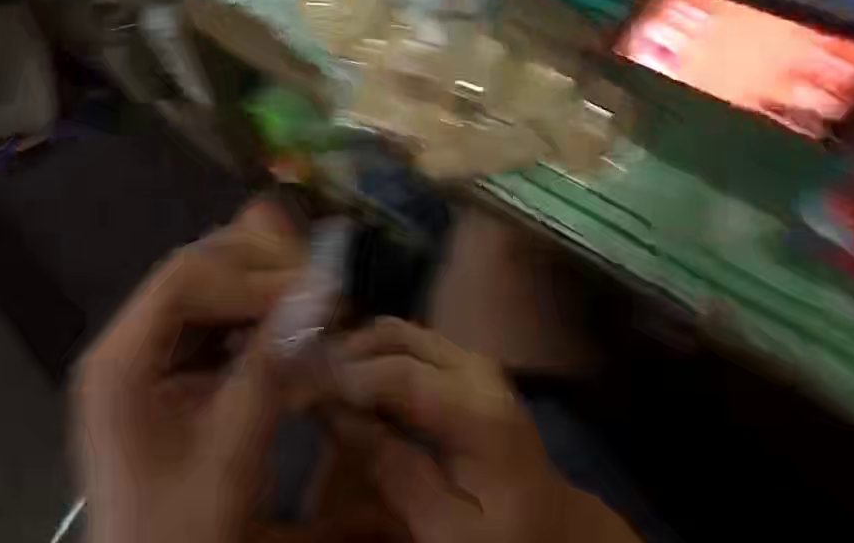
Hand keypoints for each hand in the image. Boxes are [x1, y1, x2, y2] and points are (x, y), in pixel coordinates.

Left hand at [72, 201, 305, 542]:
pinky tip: (284, 319)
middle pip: (191, 271)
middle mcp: (125, 344)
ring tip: (308, 290)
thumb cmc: (182, 534)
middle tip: (314, 278)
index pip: (182, 281)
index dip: (248, 275)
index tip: (307, 287)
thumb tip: (314, 297)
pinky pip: (210, 316)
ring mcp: (143, 353)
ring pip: (202, 285)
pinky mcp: (165, 368)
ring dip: (257, 281)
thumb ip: (268, 372)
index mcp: (119, 363)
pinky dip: (251, 310)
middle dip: (256, 267)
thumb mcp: (228, 460)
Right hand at [332, 318, 640, 542]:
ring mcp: (471, 360)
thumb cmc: (501, 537)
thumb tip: (331, 411)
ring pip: (398, 332)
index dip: (342, 376)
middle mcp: (475, 368)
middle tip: (305, 380)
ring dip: (358, 350)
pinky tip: (355, 383)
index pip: (395, 373)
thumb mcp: (443, 527)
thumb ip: (389, 466)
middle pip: (394, 337)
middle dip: (345, 353)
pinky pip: (409, 343)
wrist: (554, 530)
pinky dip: (375, 355)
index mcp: (477, 410)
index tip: (298, 388)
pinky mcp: (465, 363)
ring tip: (324, 381)